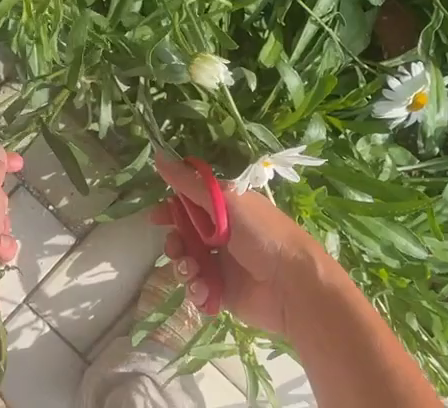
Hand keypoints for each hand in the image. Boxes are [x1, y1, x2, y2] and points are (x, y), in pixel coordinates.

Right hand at [152, 151, 331, 337]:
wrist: (293, 286)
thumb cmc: (262, 234)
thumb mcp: (225, 201)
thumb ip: (189, 183)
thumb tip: (158, 155)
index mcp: (223, 208)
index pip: (187, 203)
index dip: (169, 209)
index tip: (154, 218)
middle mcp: (220, 234)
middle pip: (182, 235)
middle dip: (174, 243)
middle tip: (177, 249)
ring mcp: (221, 264)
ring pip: (186, 263)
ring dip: (183, 267)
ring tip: (194, 272)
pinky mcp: (222, 292)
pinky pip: (197, 289)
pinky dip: (197, 290)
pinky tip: (205, 291)